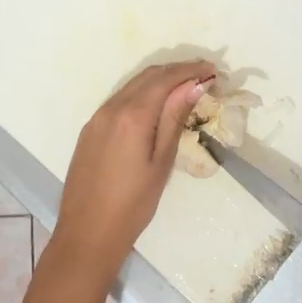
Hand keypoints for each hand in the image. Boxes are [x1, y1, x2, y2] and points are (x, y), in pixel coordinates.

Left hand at [53, 60, 214, 272]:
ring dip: (159, 81)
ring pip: (132, 86)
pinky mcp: (90, 129)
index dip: (190, 70)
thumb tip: (193, 85)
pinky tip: (157, 106)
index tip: (214, 71)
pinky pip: (120, 100)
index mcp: (132, 115)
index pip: (165, 78)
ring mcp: (97, 118)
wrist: (87, 232)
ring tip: (186, 88)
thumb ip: (175, 119)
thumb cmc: (133, 204)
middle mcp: (111, 108)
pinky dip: (142, 94)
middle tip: (205, 75)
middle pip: (148, 76)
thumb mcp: (162, 161)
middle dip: (177, 71)